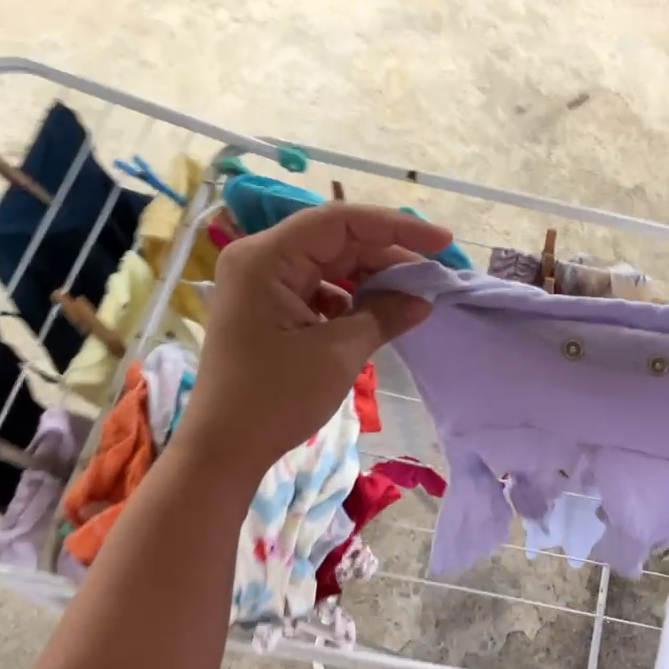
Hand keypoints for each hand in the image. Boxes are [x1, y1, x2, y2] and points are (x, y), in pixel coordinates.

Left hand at [176, 203, 450, 476]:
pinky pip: (320, 290)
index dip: (397, 227)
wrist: (226, 446)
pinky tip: (379, 316)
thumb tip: (422, 299)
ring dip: (373, 279)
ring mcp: (263, 284)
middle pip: (336, 241)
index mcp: (268, 258)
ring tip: (414, 296)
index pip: (341, 222)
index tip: (443, 241)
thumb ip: (382, 317)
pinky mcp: (270, 309)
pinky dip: (352, 300)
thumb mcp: (338, 355)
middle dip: (388, 255)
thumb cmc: (276, 397)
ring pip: (330, 265)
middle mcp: (262, 259)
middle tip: (434, 276)